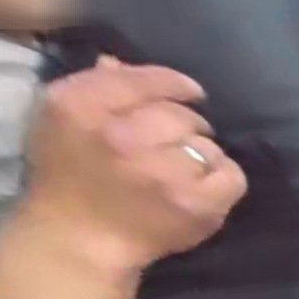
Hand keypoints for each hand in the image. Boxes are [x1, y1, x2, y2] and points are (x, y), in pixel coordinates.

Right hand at [20, 56, 246, 276]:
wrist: (84, 234)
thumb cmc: (74, 175)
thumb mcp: (66, 122)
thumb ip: (97, 91)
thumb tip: (121, 64)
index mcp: (78, 106)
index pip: (140, 81)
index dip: (174, 84)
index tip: (192, 92)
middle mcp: (120, 136)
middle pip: (183, 116)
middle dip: (191, 127)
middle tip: (182, 142)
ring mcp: (162, 172)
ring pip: (209, 148)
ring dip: (205, 156)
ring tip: (184, 169)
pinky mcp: (196, 203)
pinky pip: (233, 177)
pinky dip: (226, 179)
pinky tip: (206, 186)